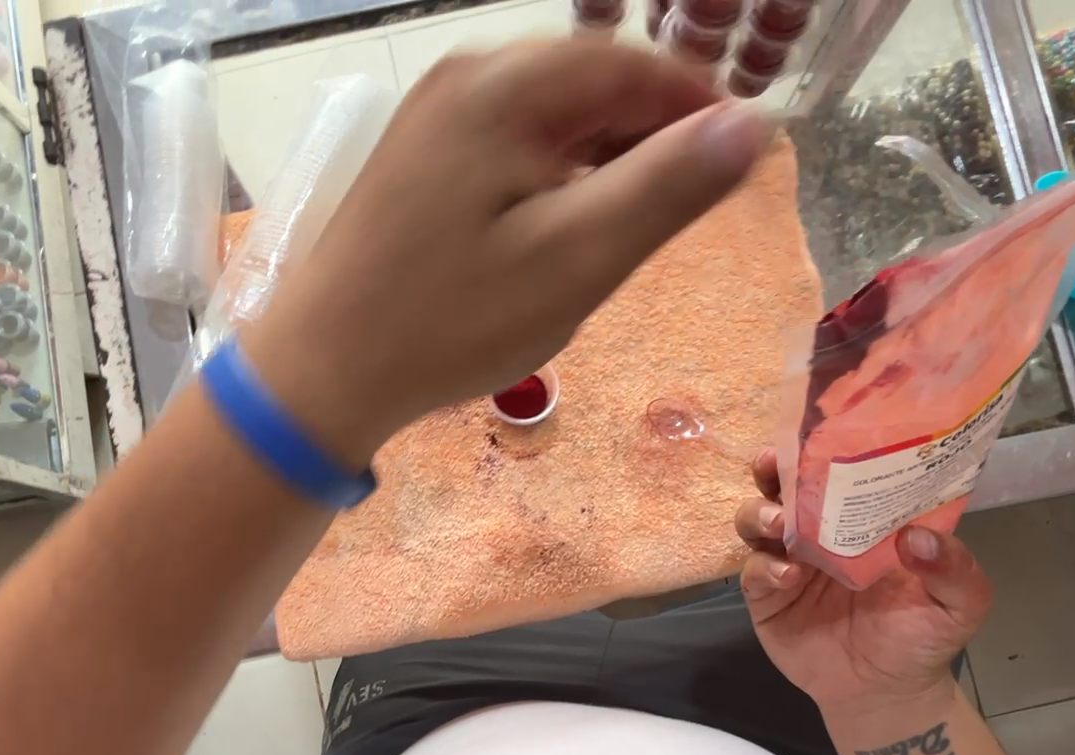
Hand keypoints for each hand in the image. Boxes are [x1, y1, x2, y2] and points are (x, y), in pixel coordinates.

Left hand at [244, 39, 772, 463]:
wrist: (325, 369)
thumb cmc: (453, 322)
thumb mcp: (575, 261)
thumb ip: (664, 189)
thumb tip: (749, 127)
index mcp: (508, 85)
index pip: (634, 66)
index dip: (697, 110)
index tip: (738, 163)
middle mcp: (465, 79)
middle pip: (587, 86)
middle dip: (646, 140)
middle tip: (681, 208)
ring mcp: (431, 118)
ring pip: (546, 122)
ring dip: (598, 164)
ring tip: (625, 227)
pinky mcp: (415, 162)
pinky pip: (506, 150)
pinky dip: (549, 180)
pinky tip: (557, 230)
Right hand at [736, 449, 992, 721]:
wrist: (882, 695)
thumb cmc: (921, 640)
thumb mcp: (959, 605)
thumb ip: (954, 569)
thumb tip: (916, 538)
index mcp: (861, 523)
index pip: (835, 475)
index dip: (819, 452)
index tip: (812, 434)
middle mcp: (818, 534)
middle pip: (782, 490)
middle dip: (771, 472)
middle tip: (771, 465)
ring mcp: (787, 563)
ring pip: (756, 523)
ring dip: (759, 514)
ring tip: (778, 524)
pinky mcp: (765, 596)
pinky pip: (752, 572)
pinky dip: (762, 568)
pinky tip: (786, 575)